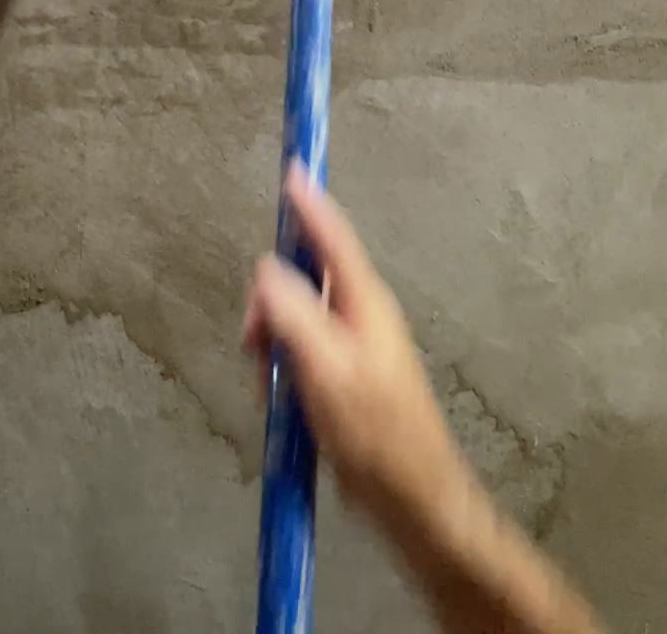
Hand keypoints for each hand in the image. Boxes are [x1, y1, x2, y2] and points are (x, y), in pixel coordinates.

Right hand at [240, 164, 469, 538]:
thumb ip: (294, 315)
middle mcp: (359, 314)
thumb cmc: (375, 432)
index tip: (292, 168)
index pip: (333, 238)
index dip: (310, 203)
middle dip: (269, 304)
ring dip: (272, 342)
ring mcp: (352, 344)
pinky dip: (282, 366)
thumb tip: (265, 266)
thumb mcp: (326, 370)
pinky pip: (301, 348)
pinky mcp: (343, 371)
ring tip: (269, 384)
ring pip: (295, 316)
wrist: (413, 499)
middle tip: (253, 343)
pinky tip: (279, 398)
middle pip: (302, 279)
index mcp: (363, 303)